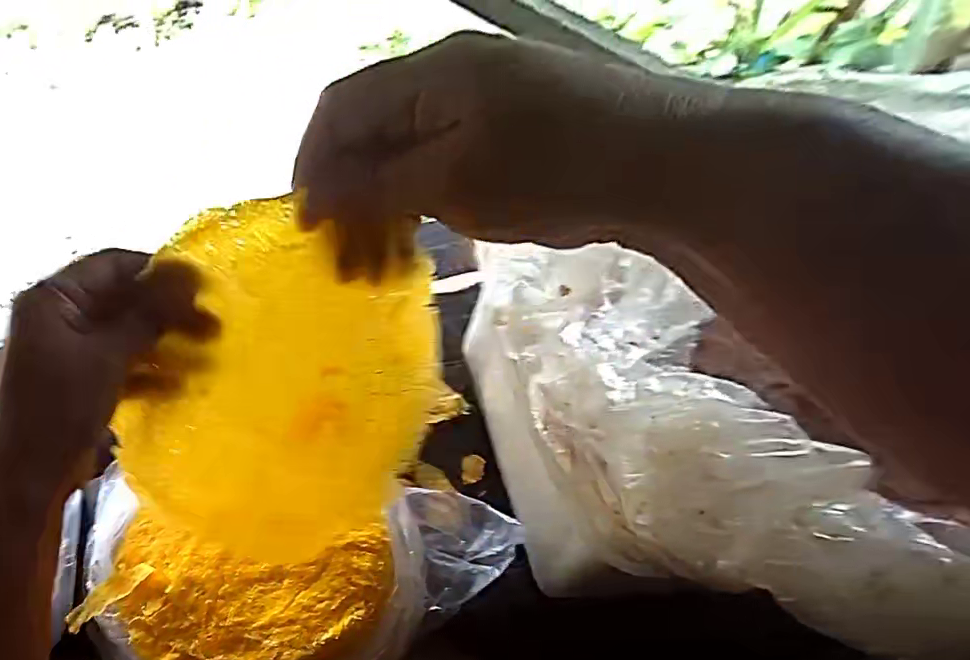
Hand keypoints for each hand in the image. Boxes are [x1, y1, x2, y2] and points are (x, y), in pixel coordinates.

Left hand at [0, 250, 214, 496]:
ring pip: (117, 336)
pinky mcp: (70, 385)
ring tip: (204, 352)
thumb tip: (188, 275)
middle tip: (210, 325)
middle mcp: (51, 318)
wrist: (28, 478)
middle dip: (164, 313)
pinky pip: (110, 366)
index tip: (202, 287)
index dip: (158, 272)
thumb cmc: (61, 409)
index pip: (111, 266)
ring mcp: (59, 353)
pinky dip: (140, 372)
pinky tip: (177, 384)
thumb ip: (148, 313)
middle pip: (116, 302)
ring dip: (158, 344)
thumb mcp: (108, 356)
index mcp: (49, 299)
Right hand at [292, 33, 725, 277]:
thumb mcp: (450, 180)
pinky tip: (399, 258)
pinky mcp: (479, 148)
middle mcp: (440, 86)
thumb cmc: (553, 167)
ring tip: (369, 275)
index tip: (309, 225)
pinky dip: (400, 220)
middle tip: (340, 265)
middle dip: (342, 206)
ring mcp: (461, 117)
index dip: (311, 166)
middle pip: (359, 144)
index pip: (339, 110)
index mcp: (432, 74)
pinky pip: (417, 181)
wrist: (660, 169)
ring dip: (369, 223)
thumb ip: (372, 187)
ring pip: (385, 169)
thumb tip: (309, 200)